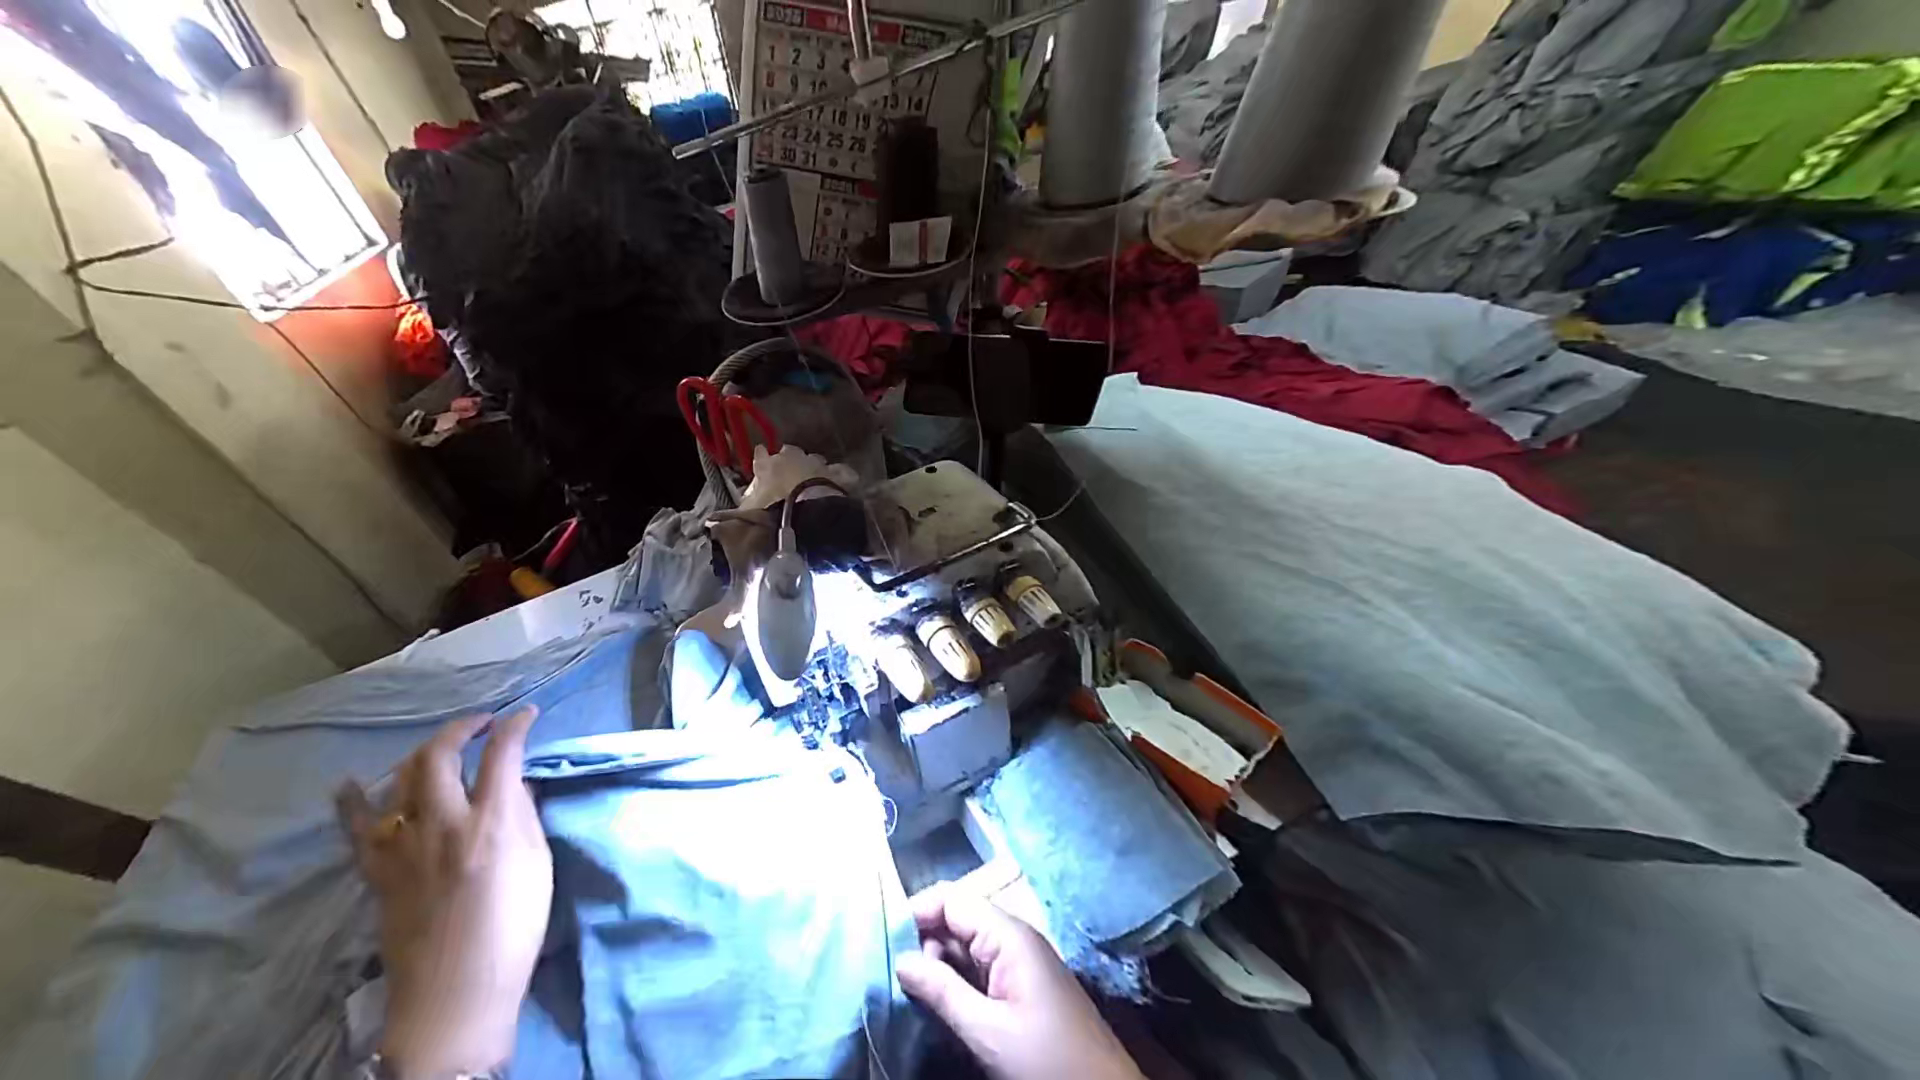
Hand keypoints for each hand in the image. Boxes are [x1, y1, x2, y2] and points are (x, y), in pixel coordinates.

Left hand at [338, 706, 550, 1078]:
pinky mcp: (377, 872)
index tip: (526, 713)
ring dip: (422, 755)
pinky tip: (353, 784)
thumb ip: (522, 817)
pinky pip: (356, 827)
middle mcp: (442, 824)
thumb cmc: (514, 926)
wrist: (457, 992)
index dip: (515, 726)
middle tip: (482, 724)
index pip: (502, 755)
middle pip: (439, 757)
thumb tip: (512, 784)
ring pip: (399, 781)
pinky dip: (354, 801)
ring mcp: (402, 847)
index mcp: (491, 823)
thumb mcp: (537, 863)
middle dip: (461, 728)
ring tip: (440, 750)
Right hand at [896, 886, 1143, 1079]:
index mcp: (1008, 934)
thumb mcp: (987, 1030)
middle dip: (923, 941)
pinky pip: (978, 969)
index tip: (884, 943)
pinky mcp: (1019, 986)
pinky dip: (954, 982)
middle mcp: (1012, 937)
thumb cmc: (1047, 1060)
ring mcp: (1017, 961)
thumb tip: (899, 958)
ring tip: (910, 994)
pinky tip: (936, 1004)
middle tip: (895, 977)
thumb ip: (941, 990)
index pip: (952, 899)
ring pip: (964, 946)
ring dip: (936, 965)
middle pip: (956, 919)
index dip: (917, 913)